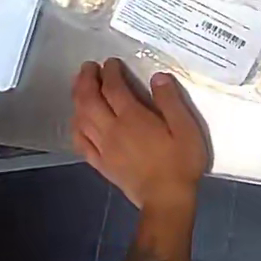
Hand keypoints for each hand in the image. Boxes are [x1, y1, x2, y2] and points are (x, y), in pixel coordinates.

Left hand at [71, 59, 208, 211]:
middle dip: (86, 80)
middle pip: (89, 100)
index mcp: (133, 118)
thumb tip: (157, 77)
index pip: (114, 88)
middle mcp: (112, 130)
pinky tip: (77, 121)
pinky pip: (80, 141)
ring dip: (77, 99)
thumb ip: (171, 101)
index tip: (111, 61)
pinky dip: (75, 125)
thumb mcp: (185, 127)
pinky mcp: (100, 163)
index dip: (110, 72)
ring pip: (80, 118)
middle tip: (88, 67)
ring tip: (79, 86)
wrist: (166, 199)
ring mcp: (102, 148)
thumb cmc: (180, 162)